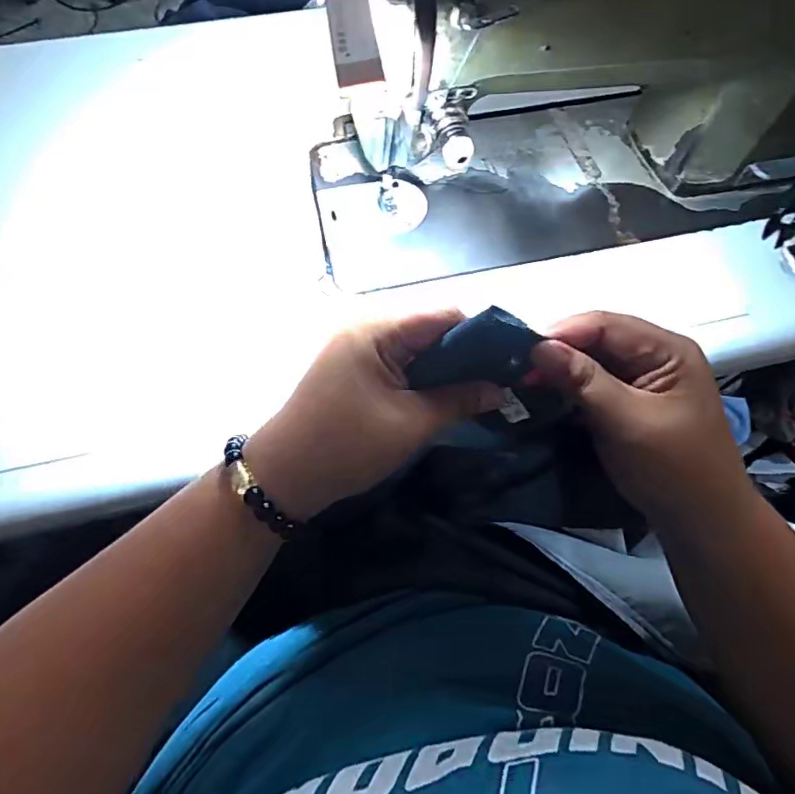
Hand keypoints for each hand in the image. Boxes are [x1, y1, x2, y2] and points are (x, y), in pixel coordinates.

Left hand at [243, 309, 503, 519]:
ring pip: (419, 347)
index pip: (443, 315)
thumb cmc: (345, 447)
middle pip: (432, 328)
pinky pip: (402, 362)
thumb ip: (460, 399)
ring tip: (482, 388)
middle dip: (468, 352)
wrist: (281, 477)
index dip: (482, 333)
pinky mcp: (356, 368)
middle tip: (503, 379)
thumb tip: (503, 388)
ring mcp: (359, 348)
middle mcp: (367, 328)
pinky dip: (426, 376)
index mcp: (376, 331)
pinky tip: (448, 394)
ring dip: (448, 366)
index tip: (513, 359)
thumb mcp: (410, 425)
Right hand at [530, 311, 754, 527]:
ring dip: (562, 369)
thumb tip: (539, 347)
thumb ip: (584, 381)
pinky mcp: (632, 403)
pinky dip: (571, 388)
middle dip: (559, 350)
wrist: (705, 524)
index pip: (606, 325)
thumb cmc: (675, 470)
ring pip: (594, 361)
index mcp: (669, 350)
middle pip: (598, 339)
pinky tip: (546, 394)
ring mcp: (645, 380)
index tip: (521, 350)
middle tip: (517, 367)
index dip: (563, 332)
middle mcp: (657, 355)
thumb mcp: (627, 422)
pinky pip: (595, 384)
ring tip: (524, 379)